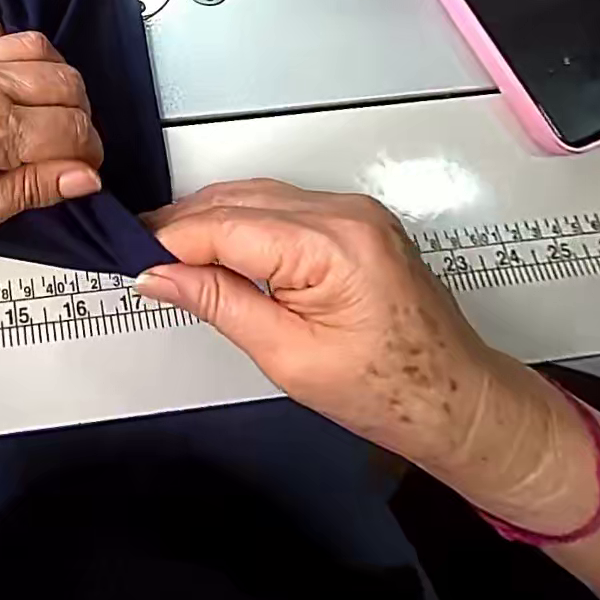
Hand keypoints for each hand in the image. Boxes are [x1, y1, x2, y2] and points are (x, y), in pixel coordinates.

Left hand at [0, 7, 103, 256]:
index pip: (71, 130)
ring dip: (54, 79)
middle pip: (66, 84)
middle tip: (65, 148)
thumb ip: (29, 191)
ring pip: (38, 47)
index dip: (87, 156)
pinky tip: (3, 70)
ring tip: (43, 114)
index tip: (81, 170)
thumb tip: (82, 177)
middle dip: (79, 119)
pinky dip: (3, 40)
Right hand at [135, 180, 599, 532]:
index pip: (218, 227)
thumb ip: (214, 302)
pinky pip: (267, 202)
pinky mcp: (345, 214)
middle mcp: (339, 212)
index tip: (133, 264)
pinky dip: (230, 220)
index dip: (166, 244)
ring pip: (242, 195)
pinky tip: (212, 248)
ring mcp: (346, 208)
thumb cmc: (388, 392)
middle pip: (227, 203)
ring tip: (172, 259)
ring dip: (200, 223)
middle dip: (177, 230)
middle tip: (144, 263)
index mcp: (330, 247)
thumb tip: (152, 275)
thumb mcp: (285, 355)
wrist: (466, 404)